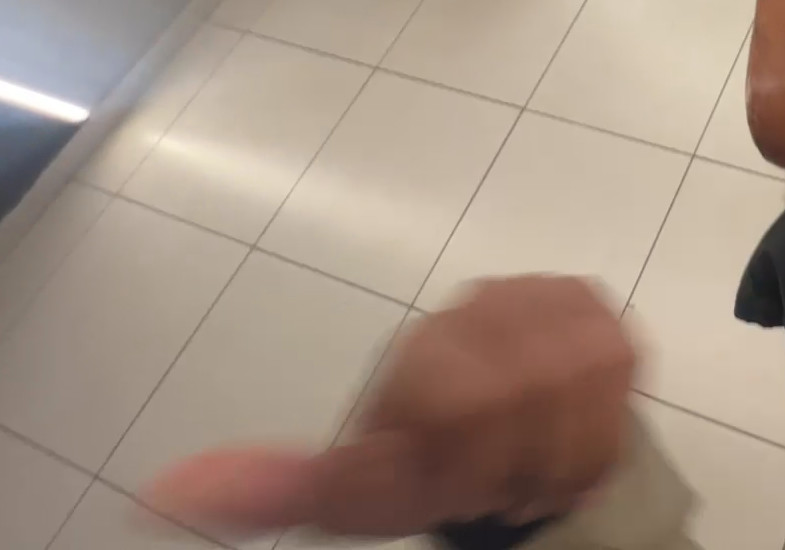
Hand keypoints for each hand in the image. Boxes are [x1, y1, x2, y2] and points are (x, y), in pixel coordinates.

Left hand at [142, 275, 635, 537]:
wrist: (521, 421)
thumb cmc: (436, 458)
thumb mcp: (358, 491)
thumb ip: (278, 489)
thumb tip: (163, 489)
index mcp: (427, 339)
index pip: (461, 406)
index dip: (472, 466)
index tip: (464, 488)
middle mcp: (491, 296)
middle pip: (526, 391)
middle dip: (522, 459)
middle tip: (506, 480)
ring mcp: (554, 292)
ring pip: (583, 380)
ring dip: (564, 446)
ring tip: (538, 463)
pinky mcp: (602, 305)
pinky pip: (621, 374)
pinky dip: (601, 424)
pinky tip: (574, 436)